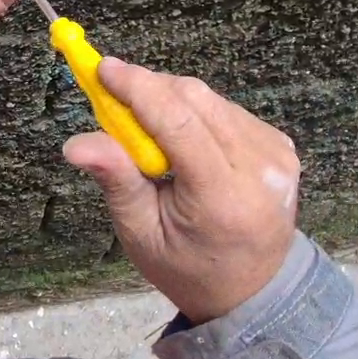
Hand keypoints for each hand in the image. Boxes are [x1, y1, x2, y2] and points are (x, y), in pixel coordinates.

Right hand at [64, 61, 299, 324]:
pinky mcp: (282, 145)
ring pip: (209, 98)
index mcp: (224, 199)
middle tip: (113, 97)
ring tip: (148, 128)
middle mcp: (260, 170)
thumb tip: (75, 144)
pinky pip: (225, 108)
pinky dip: (194, 112)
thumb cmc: (186, 266)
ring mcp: (277, 154)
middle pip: (195, 100)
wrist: (254, 290)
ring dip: (170, 100)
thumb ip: (116, 180)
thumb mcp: (140, 233)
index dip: (139, 89)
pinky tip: (182, 138)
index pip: (179, 124)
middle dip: (149, 88)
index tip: (103, 68)